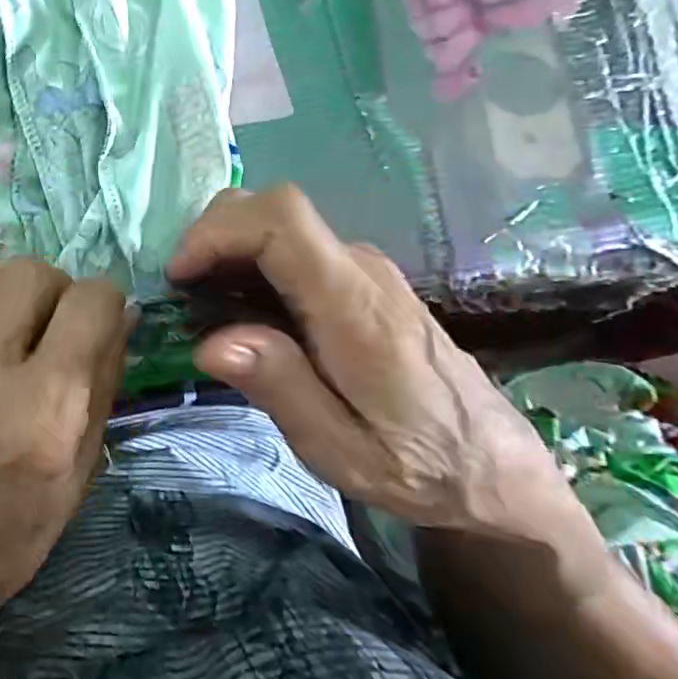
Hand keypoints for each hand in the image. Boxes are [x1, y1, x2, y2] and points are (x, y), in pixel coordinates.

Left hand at [0, 260, 127, 675]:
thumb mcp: (86, 459)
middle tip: (45, 322)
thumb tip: (120, 310)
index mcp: (51, 405)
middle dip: (51, 290)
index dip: (102, 302)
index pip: (92, 300)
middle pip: (31, 272)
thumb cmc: (24, 516)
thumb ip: (105, 377)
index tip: (93, 318)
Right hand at [168, 185, 584, 545]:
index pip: (281, 220)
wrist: (498, 471)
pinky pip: (294, 248)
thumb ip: (279, 389)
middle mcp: (362, 271)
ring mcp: (366, 271)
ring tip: (201, 303)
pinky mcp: (363, 282)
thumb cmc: (418, 467)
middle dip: (212, 234)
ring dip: (228, 249)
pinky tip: (239, 309)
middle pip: (274, 207)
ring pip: (280, 223)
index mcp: (355, 307)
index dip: (216, 231)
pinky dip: (250, 261)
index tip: (179, 276)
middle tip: (183, 291)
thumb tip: (209, 343)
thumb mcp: (339, 450)